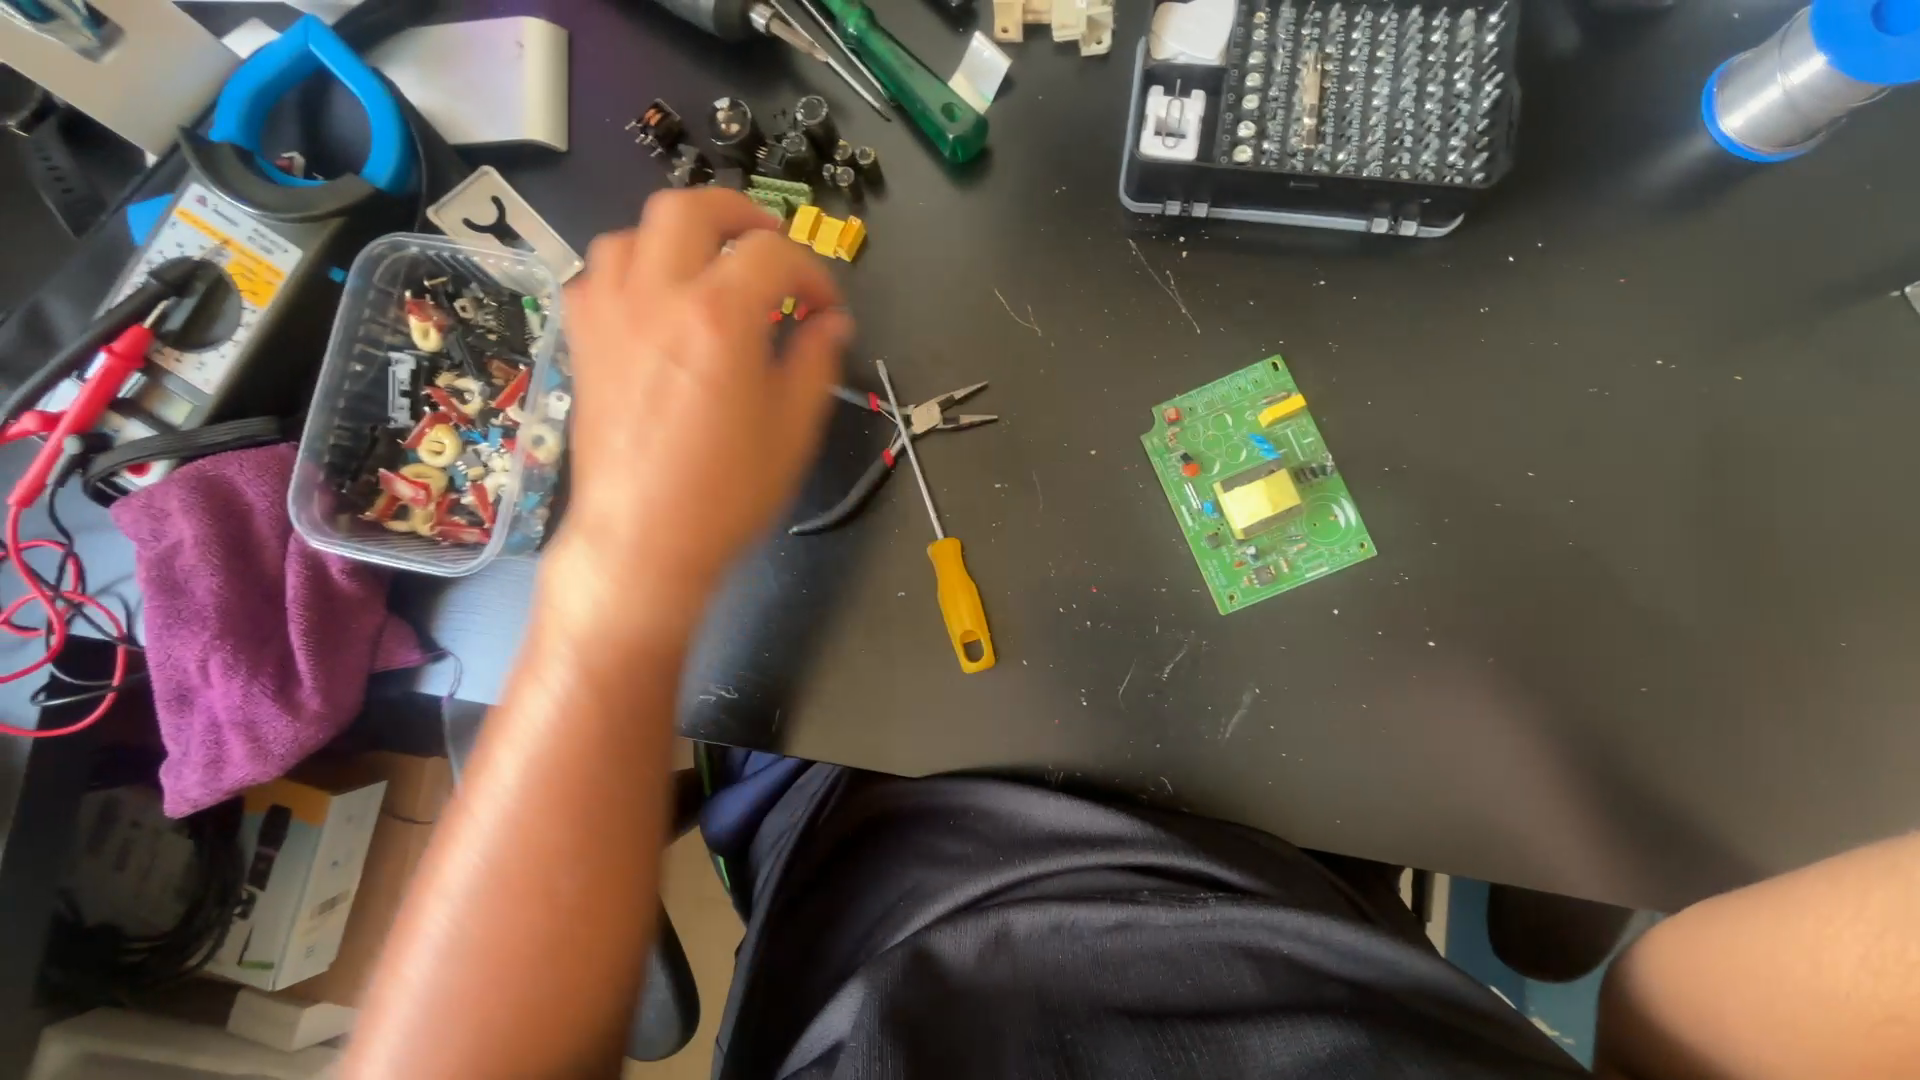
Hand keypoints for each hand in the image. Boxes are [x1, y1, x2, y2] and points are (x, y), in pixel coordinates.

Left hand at [548, 189, 851, 616]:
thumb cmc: (728, 491)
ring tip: (707, 268)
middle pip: (691, 209)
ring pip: (634, 232)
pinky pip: (597, 276)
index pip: (775, 255)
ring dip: (679, 238)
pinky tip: (653, 303)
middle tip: (768, 245)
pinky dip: (631, 271)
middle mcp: (658, 296)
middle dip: (739, 216)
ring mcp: (610, 314)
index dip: (812, 273)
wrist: (644, 539)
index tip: (824, 308)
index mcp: (720, 315)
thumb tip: (832, 322)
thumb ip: (815, 360)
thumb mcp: (794, 428)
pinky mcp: (584, 340)